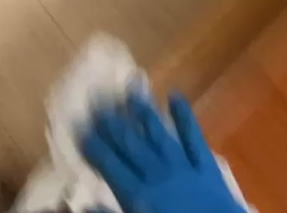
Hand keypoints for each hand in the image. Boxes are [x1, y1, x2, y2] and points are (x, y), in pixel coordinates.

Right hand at [80, 92, 239, 212]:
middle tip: (96, 93)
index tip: (77, 119)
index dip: (91, 141)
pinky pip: (196, 141)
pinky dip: (185, 118)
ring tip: (130, 85)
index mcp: (138, 196)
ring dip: (143, 110)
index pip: (108, 163)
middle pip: (130, 143)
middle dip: (111, 119)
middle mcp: (158, 175)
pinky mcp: (209, 171)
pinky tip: (175, 95)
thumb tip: (83, 203)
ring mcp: (185, 170)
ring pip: (159, 134)